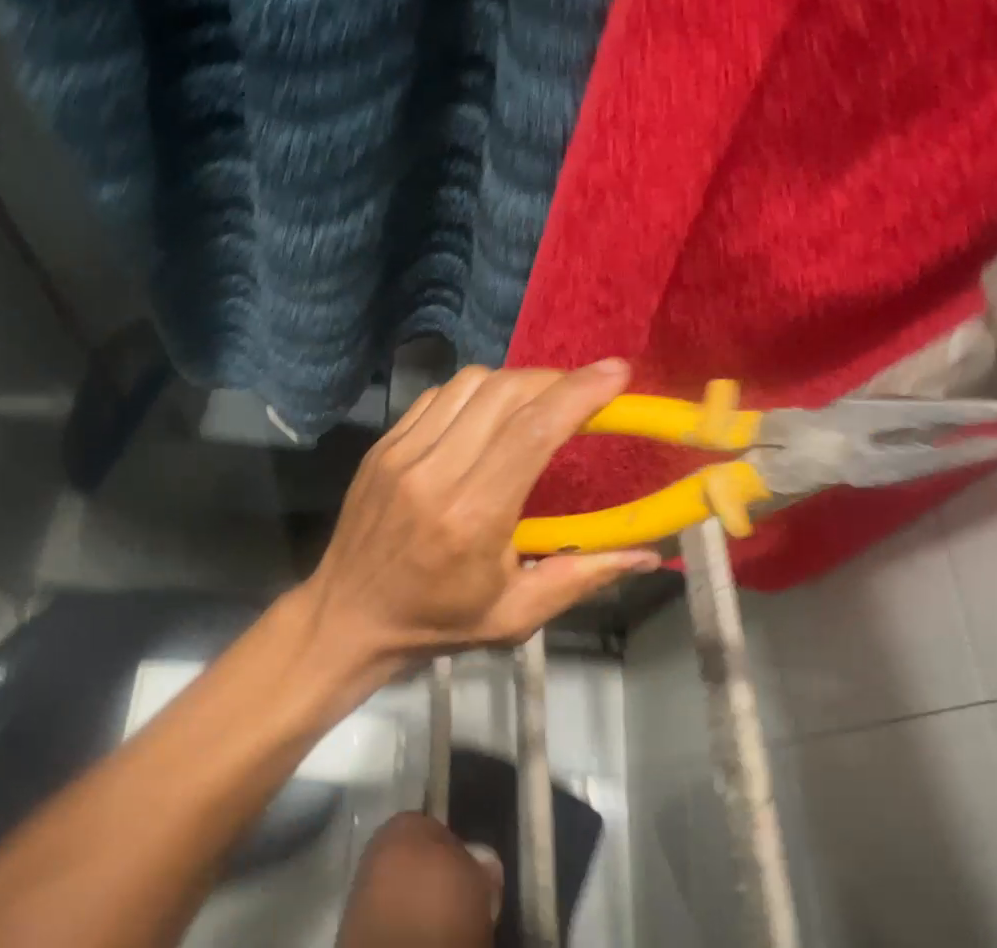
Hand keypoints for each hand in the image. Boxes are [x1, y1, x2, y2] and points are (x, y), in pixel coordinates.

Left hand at [294, 361, 661, 669]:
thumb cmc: (439, 622)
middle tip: (587, 392)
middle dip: (555, 381)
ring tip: (542, 402)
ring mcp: (402, 453)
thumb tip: (650, 554)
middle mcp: (434, 473)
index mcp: (472, 517)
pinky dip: (476, 393)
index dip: (579, 393)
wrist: (347, 618)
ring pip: (470, 383)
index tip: (617, 373)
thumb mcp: (516, 615)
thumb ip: (583, 578)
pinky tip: (491, 415)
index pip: (532, 431)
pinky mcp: (383, 445)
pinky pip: (439, 395)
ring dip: (516, 382)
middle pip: (505, 393)